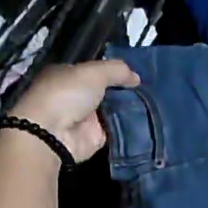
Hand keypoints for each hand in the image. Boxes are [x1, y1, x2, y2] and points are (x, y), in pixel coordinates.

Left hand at [4, 60, 139, 163]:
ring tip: (154, 103)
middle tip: (150, 89)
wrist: (53, 133)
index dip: (116, 71)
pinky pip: (118, 128)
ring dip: (132, 108)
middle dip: (127, 91)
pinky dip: (131, 126)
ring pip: (116, 110)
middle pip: (108, 91)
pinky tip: (149, 121)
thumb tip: (136, 77)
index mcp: (70, 75)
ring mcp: (87, 117)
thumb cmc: (67, 94)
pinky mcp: (97, 137)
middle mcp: (78, 95)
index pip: (97, 71)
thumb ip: (117, 70)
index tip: (138, 73)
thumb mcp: (94, 72)